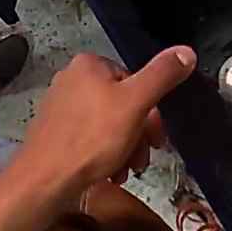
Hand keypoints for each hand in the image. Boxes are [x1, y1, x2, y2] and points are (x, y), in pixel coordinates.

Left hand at [15, 47, 195, 195]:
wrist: (45, 180)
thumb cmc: (92, 138)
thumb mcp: (135, 104)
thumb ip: (162, 75)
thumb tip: (187, 50)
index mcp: (90, 64)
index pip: (135, 82)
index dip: (152, 114)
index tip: (158, 142)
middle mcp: (72, 78)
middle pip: (122, 104)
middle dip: (137, 135)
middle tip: (141, 162)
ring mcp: (61, 105)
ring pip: (108, 123)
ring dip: (124, 148)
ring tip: (124, 172)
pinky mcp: (55, 130)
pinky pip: (90, 136)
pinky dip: (104, 154)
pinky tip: (108, 174)